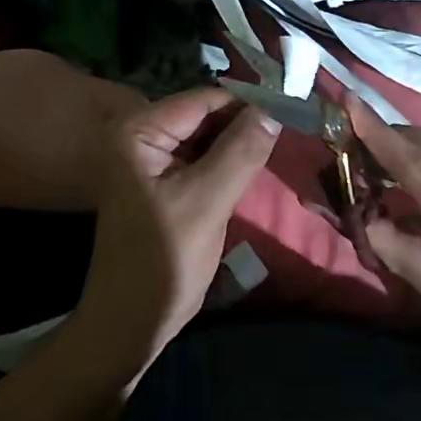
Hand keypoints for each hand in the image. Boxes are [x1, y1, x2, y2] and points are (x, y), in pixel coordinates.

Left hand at [75, 89, 280, 370]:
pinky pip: (201, 158)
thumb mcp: (207, 202)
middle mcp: (140, 133)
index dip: (247, 105)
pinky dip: (226, 164)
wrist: (130, 321)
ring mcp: (149, 158)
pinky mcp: (162, 180)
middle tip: (288, 137)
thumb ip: (241, 152)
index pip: (204, 99)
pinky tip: (250, 173)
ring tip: (275, 153)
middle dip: (243, 126)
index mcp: (139, 130)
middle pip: (205, 115)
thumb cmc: (163, 259)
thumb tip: (273, 111)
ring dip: (238, 145)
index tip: (290, 116)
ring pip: (207, 137)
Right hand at [348, 97, 420, 365]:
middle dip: (377, 137)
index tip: (348, 101)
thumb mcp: (409, 268)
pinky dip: (410, 146)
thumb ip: (373, 227)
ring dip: (392, 141)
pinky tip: (397, 162)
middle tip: (343, 143)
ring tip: (367, 158)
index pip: (417, 163)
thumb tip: (341, 191)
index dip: (379, 133)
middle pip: (419, 145)